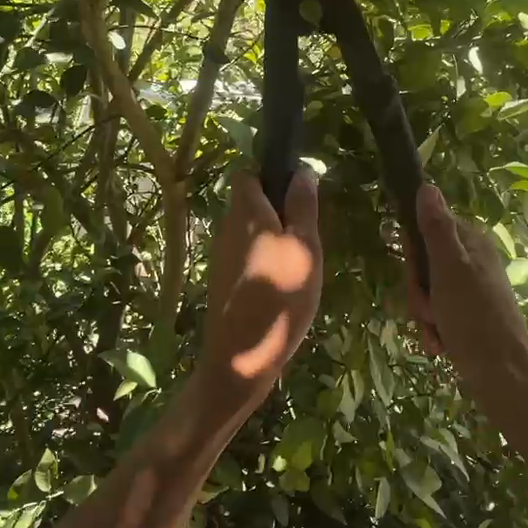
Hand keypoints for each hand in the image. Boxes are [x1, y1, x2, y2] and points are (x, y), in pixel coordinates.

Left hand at [198, 169, 323, 412]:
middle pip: (248, 203)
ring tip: (299, 262)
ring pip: (247, 232)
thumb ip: (302, 207)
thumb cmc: (280, 296)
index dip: (269, 175)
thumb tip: (303, 170)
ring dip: (271, 238)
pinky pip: (245, 257)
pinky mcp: (222, 282)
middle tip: (306, 233)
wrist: (242, 357)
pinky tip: (282, 286)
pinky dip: (263, 261)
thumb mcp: (304, 247)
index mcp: (246, 212)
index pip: (247, 174)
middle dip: (275, 210)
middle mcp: (227, 227)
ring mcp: (221, 256)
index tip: (295, 191)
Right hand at [404, 184, 527, 396]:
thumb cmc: (474, 318)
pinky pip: (439, 311)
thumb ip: (436, 228)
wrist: (502, 375)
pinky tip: (440, 344)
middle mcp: (472, 260)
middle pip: (424, 263)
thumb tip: (427, 186)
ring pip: (428, 290)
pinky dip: (435, 328)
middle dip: (419, 291)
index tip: (416, 275)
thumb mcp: (449, 268)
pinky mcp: (470, 313)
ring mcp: (471, 287)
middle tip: (429, 310)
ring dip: (424, 313)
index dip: (414, 255)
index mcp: (471, 242)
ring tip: (436, 331)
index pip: (426, 230)